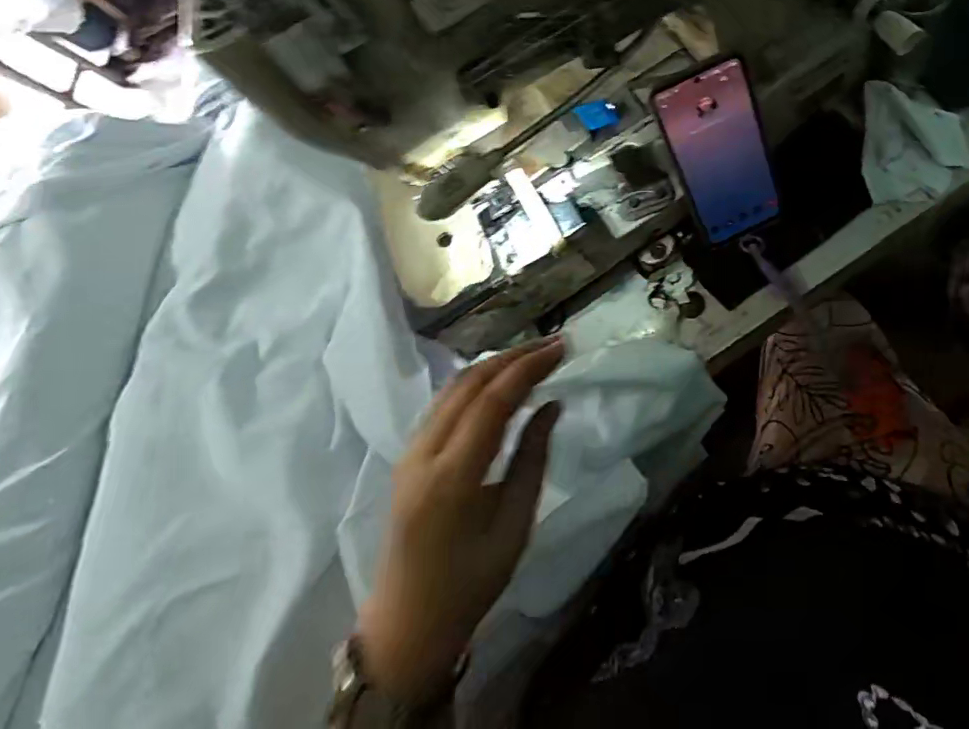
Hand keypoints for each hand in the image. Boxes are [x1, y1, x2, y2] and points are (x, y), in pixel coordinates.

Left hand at [357, 336, 567, 704]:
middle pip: (469, 385)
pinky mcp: (408, 458)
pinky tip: (502, 382)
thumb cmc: (471, 583)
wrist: (406, 624)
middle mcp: (422, 455)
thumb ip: (532, 458)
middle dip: (514, 357)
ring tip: (534, 356)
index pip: (492, 401)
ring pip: (452, 389)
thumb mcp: (514, 524)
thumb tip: (551, 405)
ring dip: (494, 366)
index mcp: (451, 477)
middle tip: (555, 345)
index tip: (562, 348)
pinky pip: (444, 405)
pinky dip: (477, 383)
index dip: (529, 367)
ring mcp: (409, 454)